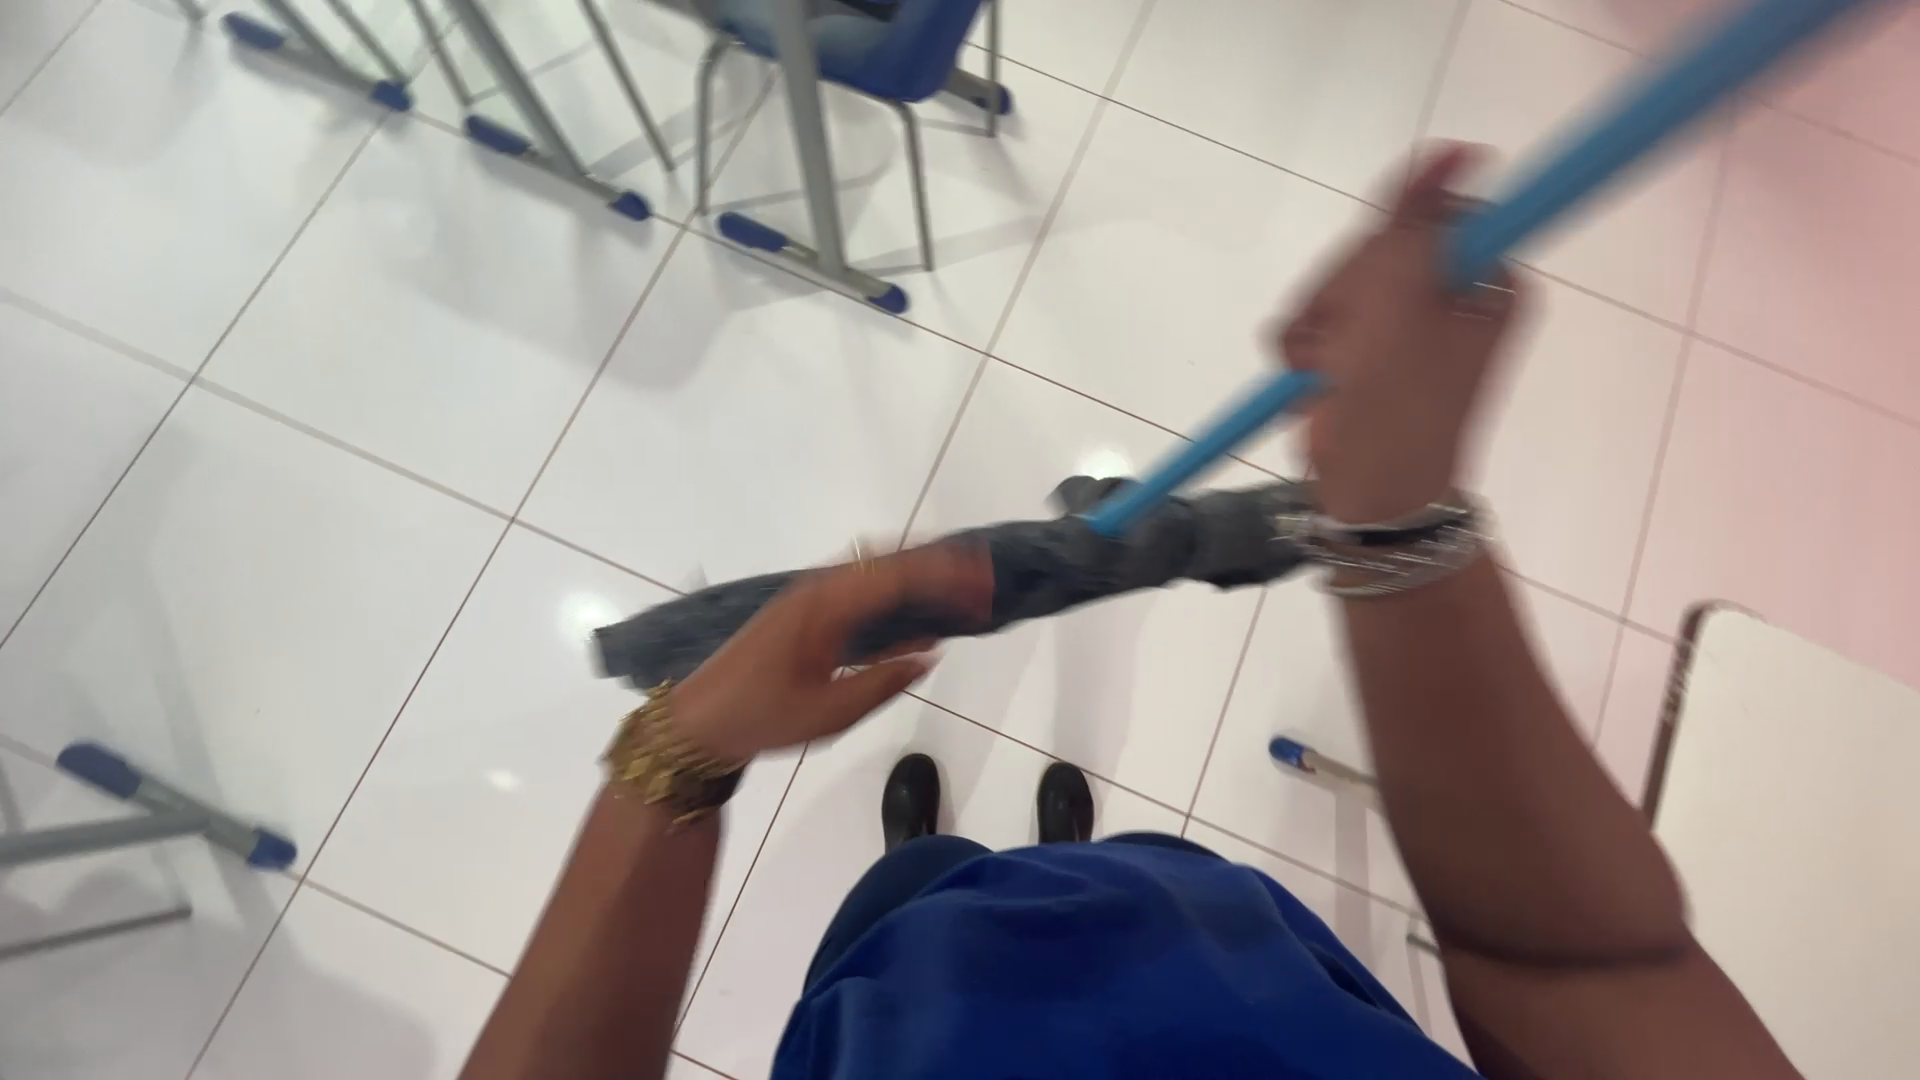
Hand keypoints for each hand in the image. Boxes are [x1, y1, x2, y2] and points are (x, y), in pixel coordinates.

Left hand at [670, 544, 993, 761]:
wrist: (698, 722)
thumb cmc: (760, 718)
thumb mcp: (829, 712)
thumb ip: (883, 681)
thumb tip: (929, 655)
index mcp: (824, 605)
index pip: (896, 575)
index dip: (945, 575)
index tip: (984, 582)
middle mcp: (818, 589)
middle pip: (888, 559)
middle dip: (939, 563)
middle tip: (982, 575)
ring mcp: (810, 597)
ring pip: (874, 570)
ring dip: (917, 573)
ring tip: (960, 585)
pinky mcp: (807, 612)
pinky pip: (859, 591)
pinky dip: (893, 593)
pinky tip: (916, 616)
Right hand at [1279, 144, 1525, 522]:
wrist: (1368, 494)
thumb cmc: (1395, 410)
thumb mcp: (1405, 311)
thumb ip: (1419, 227)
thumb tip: (1459, 146)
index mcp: (1480, 279)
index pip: (1423, 217)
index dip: (1381, 251)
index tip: (1370, 298)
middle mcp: (1441, 296)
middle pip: (1370, 251)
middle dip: (1339, 298)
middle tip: (1341, 348)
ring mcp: (1396, 327)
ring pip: (1332, 286)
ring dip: (1314, 330)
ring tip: (1323, 374)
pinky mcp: (1356, 353)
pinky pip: (1311, 322)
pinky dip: (1301, 351)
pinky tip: (1309, 378)